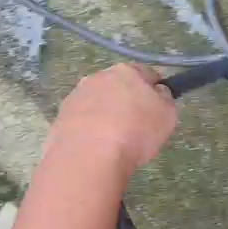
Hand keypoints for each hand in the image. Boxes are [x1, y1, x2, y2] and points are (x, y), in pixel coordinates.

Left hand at [47, 63, 177, 172]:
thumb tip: (157, 92)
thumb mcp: (168, 115)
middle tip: (136, 125)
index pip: (146, 73)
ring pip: (97, 102)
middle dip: (126, 100)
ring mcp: (75, 97)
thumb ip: (164, 98)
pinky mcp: (59, 118)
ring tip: (114, 140)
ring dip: (105, 114)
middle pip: (117, 86)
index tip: (158, 106)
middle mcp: (98, 77)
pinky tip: (96, 148)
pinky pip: (81, 121)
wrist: (89, 157)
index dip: (155, 88)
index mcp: (126, 71)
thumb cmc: (136, 132)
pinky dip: (89, 130)